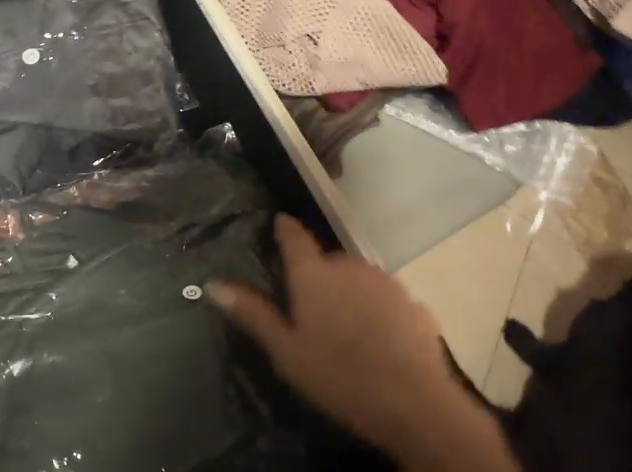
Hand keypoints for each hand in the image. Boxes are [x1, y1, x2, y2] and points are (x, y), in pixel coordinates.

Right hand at [212, 215, 515, 470]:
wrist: (417, 406)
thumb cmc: (340, 377)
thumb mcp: (286, 352)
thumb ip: (252, 314)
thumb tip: (214, 284)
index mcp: (313, 273)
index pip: (294, 236)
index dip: (284, 229)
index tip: (278, 224)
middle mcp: (348, 266)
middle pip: (326, 262)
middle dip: (318, 278)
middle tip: (310, 311)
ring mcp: (385, 283)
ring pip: (358, 280)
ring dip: (349, 294)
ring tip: (345, 330)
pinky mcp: (414, 304)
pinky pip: (386, 300)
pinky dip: (378, 312)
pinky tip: (378, 342)